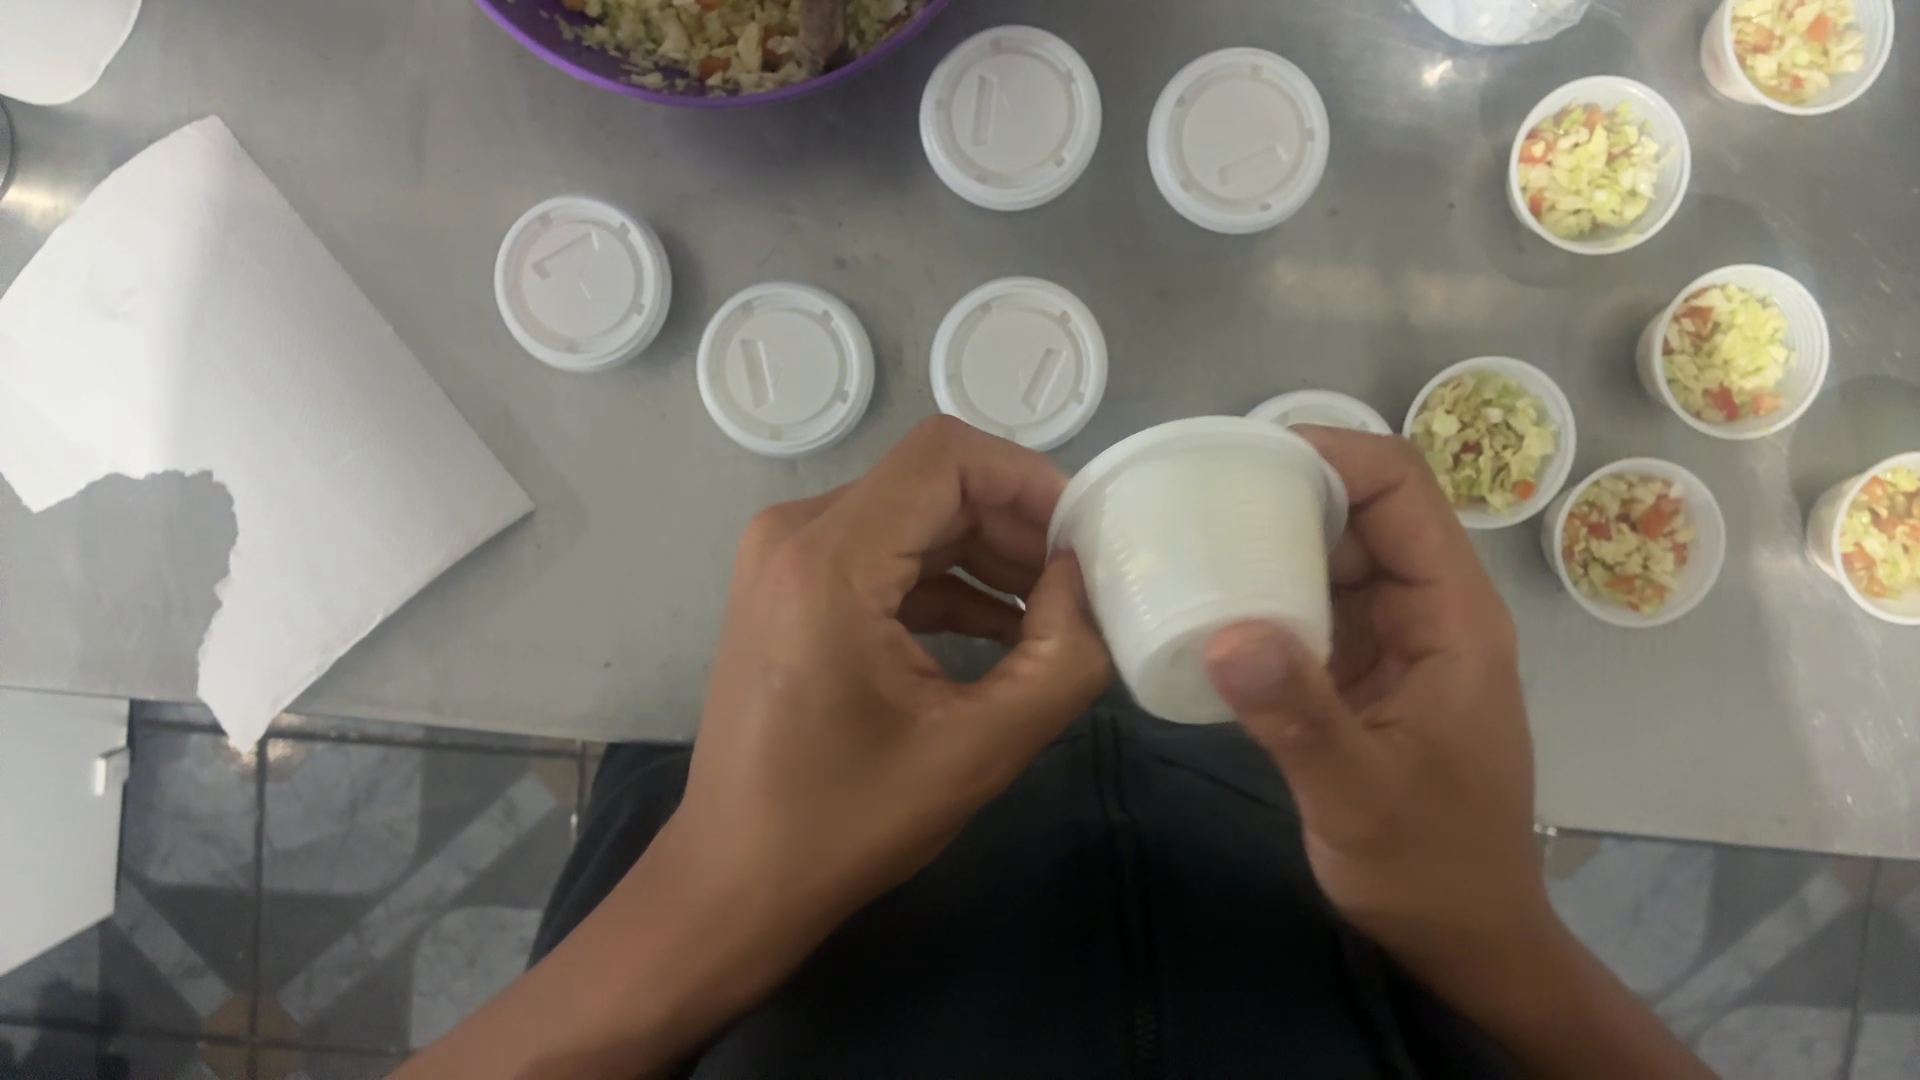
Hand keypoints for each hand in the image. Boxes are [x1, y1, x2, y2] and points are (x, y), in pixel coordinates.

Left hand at [399, 418, 1110, 1079]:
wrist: (736, 876)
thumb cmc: (847, 822)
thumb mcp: (980, 748)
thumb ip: (1062, 656)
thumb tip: (1085, 578)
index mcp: (829, 561)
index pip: (946, 458)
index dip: (1028, 479)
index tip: (1084, 535)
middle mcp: (795, 534)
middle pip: (932, 483)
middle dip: (1016, 524)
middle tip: (1078, 582)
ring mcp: (786, 556)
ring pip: (913, 515)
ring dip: (987, 554)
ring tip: (1049, 612)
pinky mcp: (792, 584)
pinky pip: (885, 553)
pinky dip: (947, 581)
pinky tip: (999, 630)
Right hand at [1202, 428, 1547, 970]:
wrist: (1458, 933)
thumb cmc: (1430, 865)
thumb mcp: (1361, 796)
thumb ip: (1298, 716)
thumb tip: (1223, 632)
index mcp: (1449, 617)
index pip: (1402, 492)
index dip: (1332, 453)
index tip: (1245, 459)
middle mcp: (1421, 610)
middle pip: (1359, 510)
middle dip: (1284, 488)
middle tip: (1194, 495)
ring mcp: (1387, 638)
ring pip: (1330, 555)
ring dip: (1266, 537)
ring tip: (1187, 533)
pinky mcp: (1352, 668)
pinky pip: (1307, 603)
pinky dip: (1260, 588)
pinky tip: (1206, 598)